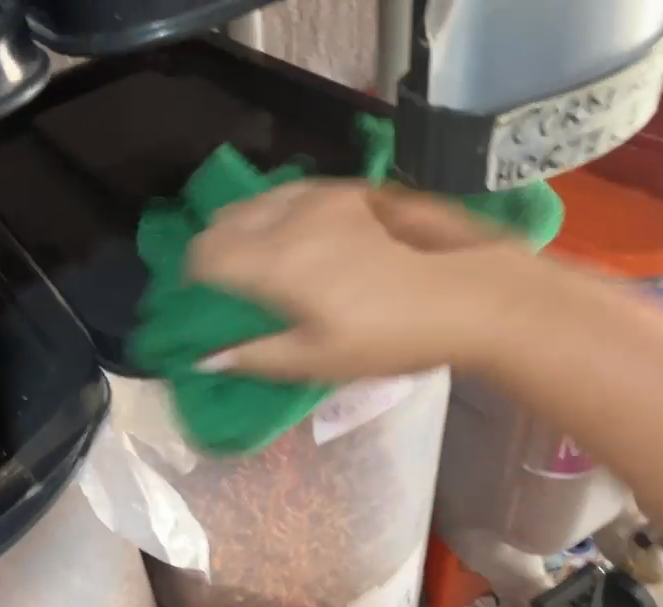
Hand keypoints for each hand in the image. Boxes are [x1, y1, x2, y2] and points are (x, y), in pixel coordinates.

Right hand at [186, 180, 549, 379]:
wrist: (472, 294)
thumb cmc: (391, 338)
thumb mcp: (318, 361)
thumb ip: (255, 357)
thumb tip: (205, 358)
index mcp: (276, 263)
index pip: (205, 255)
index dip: (190, 276)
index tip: (195, 298)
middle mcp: (291, 218)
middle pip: (225, 220)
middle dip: (213, 248)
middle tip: (222, 282)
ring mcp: (325, 196)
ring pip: (259, 200)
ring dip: (244, 226)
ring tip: (256, 258)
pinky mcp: (354, 188)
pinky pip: (295, 192)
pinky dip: (279, 212)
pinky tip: (298, 237)